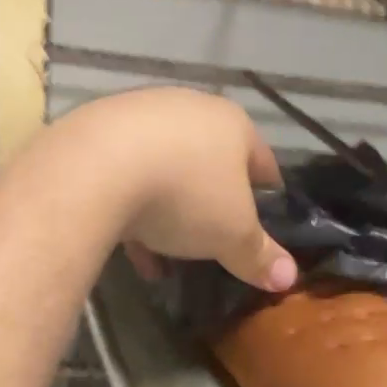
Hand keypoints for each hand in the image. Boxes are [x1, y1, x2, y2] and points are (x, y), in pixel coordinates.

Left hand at [45, 88, 297, 292]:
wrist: (96, 169)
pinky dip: (134, 211)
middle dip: (213, 202)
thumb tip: (289, 278)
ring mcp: (141, 116)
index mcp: (233, 124)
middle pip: (210, 161)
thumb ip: (259, 256)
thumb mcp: (231, 235)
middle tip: (214, 238)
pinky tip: (134, 250)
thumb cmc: (185, 195)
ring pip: (166, 170)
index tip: (266, 220)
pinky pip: (126, 178)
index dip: (268, 194)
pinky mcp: (98, 133)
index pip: (263, 161)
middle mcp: (189, 109)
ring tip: (169, 253)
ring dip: (170, 211)